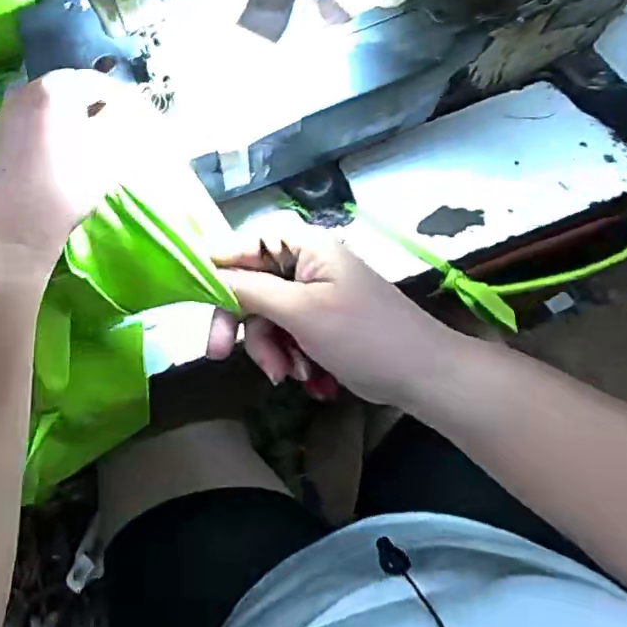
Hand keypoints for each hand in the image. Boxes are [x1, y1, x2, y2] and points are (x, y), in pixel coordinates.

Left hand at [0, 69, 142, 266]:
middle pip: (65, 86)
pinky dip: (43, 125)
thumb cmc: (67, 186)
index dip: (113, 96)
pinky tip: (53, 149)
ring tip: (79, 137)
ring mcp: (5, 111)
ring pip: (43, 101)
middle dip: (85, 100)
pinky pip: (27, 118)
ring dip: (62, 112)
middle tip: (104, 122)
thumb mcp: (107, 153)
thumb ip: (115, 122)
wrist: (13, 227)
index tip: (125, 112)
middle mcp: (25, 91)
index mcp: (55, 88)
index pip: (93, 80)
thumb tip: (115, 110)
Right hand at [206, 227, 466, 408]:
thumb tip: (207, 271)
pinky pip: (287, 333)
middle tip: (220, 355)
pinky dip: (292, 357)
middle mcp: (305, 263)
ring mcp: (314, 293)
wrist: (431, 381)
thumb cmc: (366, 337)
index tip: (194, 298)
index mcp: (303, 245)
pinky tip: (314, 380)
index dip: (218, 269)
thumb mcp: (300, 313)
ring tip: (296, 377)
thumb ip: (249, 290)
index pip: (243, 244)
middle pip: (250, 286)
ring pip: (266, 316)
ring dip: (273, 349)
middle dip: (245, 326)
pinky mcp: (322, 321)